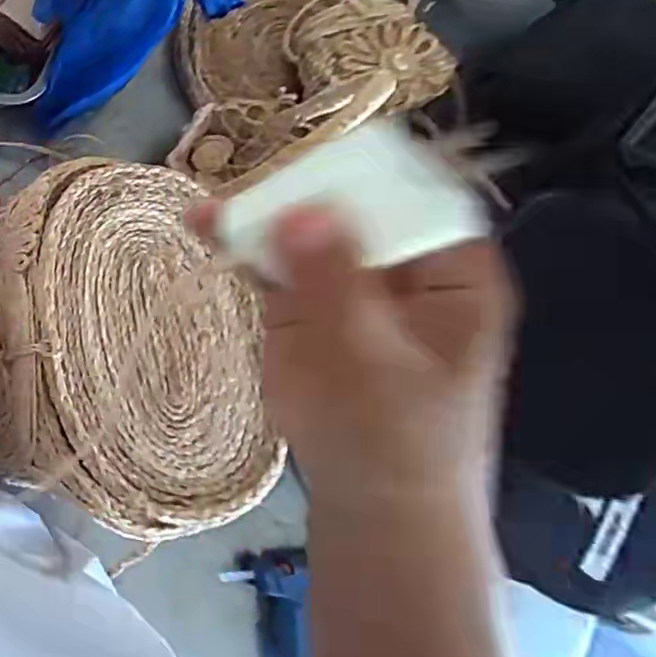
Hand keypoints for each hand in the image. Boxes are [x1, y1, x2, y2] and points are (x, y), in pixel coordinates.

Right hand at [186, 202, 515, 505]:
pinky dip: (238, 246)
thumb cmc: (398, 436)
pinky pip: (266, 264)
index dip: (371, 175)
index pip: (416, 200)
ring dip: (258, 216)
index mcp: (449, 272)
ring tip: (213, 205)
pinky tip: (205, 225)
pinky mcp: (297, 306)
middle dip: (300, 192)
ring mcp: (340, 285)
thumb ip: (338, 282)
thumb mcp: (375, 358)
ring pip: (299, 233)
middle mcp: (395, 267)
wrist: (368, 497)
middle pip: (347, 209)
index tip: (315, 159)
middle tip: (252, 183)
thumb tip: (302, 210)